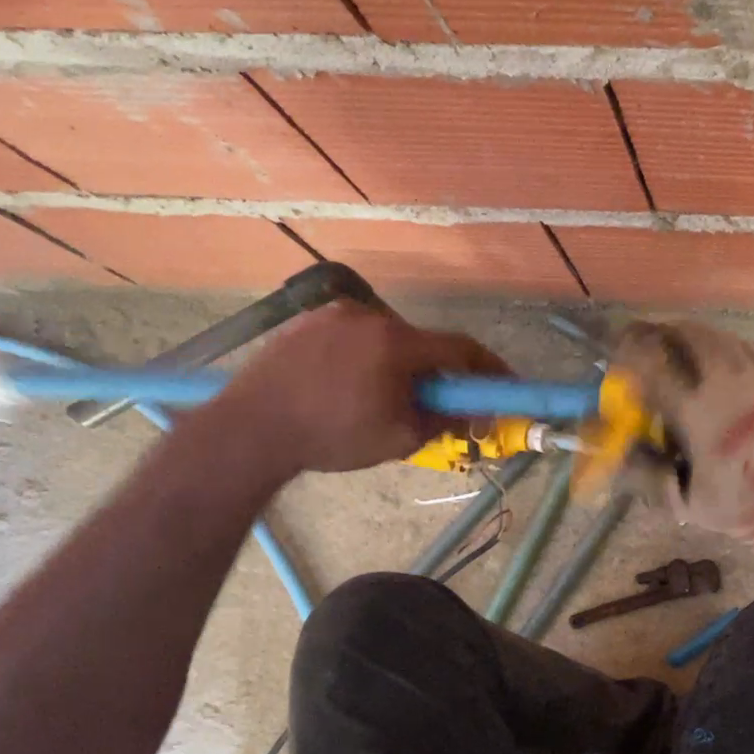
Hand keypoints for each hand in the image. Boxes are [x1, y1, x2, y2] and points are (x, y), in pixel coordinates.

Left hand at [206, 300, 511, 474]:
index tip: (505, 386)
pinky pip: (355, 339)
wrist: (249, 430)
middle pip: (424, 343)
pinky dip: (370, 361)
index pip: (461, 349)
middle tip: (446, 404)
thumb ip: (446, 421)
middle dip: (441, 373)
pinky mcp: (306, 325)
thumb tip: (476, 415)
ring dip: (404, 367)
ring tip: (394, 400)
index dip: (489, 369)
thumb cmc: (332, 436)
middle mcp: (368, 317)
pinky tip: (358, 389)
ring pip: (388, 340)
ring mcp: (332, 316)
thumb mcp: (402, 437)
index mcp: (396, 342)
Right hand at [613, 320, 753, 586]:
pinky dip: (719, 346)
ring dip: (687, 337)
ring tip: (672, 353)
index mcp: (701, 413)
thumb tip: (598, 438)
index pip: (653, 361)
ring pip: (716, 334)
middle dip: (657, 336)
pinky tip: (710, 364)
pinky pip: (742, 346)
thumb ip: (638, 468)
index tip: (615, 362)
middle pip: (685, 333)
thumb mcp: (679, 501)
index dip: (626, 352)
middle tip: (642, 350)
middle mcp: (730, 384)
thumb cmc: (737, 510)